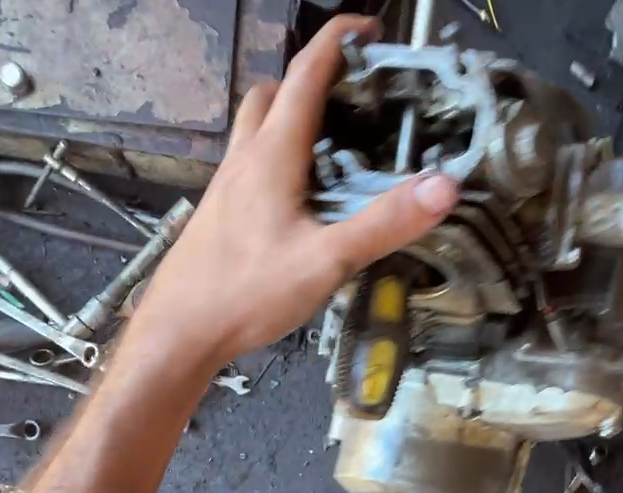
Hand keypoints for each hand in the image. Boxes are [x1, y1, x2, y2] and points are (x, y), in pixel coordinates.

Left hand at [126, 15, 460, 371]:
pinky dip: (274, 161)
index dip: (340, 41)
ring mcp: (225, 188)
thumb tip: (443, 186)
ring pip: (255, 130)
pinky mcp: (218, 216)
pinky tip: (295, 201)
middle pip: (272, 94)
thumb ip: (383, 224)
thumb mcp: (325, 261)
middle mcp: (244, 160)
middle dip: (310, 81)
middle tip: (349, 100)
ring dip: (288, 120)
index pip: (306, 74)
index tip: (370, 31)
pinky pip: (248, 168)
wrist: (179, 331)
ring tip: (328, 149)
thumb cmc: (246, 293)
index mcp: (272, 155)